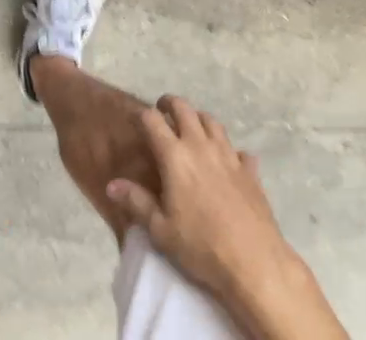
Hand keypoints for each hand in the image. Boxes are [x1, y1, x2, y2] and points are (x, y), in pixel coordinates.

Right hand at [108, 96, 291, 300]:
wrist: (254, 262)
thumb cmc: (200, 246)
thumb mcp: (160, 229)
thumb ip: (136, 202)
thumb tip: (111, 184)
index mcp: (175, 157)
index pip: (153, 121)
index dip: (142, 116)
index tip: (136, 119)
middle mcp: (201, 147)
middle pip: (185, 110)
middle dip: (171, 104)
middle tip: (162, 110)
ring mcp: (229, 156)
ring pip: (213, 122)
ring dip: (199, 119)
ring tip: (191, 129)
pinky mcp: (250, 171)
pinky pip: (239, 150)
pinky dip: (230, 150)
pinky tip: (228, 162)